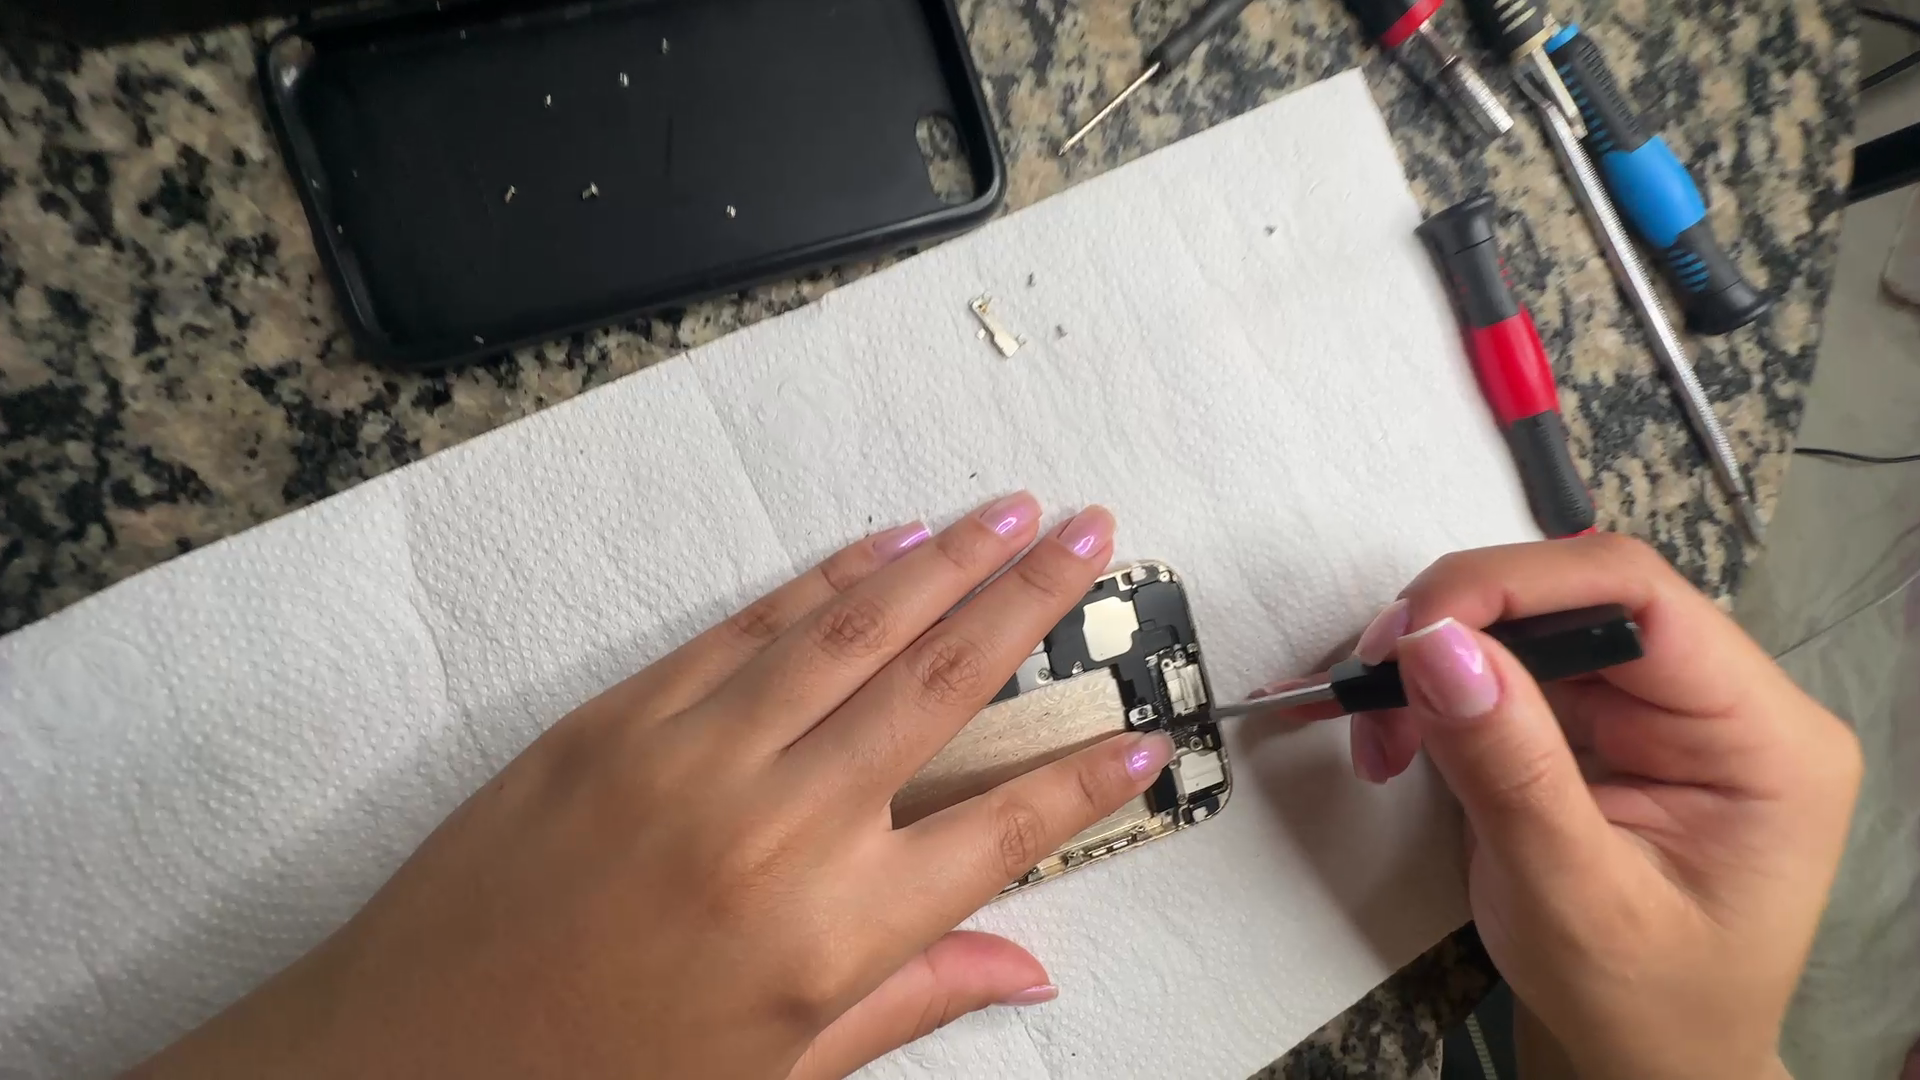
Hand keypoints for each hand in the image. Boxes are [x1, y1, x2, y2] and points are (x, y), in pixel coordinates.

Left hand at [132, 493, 1172, 1079]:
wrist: (386, 1070)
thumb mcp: (775, 1076)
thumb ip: (912, 1000)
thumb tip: (1034, 966)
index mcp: (828, 935)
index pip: (1001, 838)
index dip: (1084, 785)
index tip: (1148, 736)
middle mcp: (781, 824)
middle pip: (940, 684)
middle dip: (1033, 600)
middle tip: (1093, 532)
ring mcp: (699, 751)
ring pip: (856, 629)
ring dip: (948, 562)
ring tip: (1015, 512)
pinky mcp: (629, 710)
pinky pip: (756, 623)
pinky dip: (835, 575)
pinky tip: (893, 538)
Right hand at [1272, 535, 1859, 1079]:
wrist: (1639, 1045)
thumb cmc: (1635, 995)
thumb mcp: (1570, 896)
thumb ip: (1508, 766)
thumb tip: (1431, 643)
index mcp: (1755, 734)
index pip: (1630, 593)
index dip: (1505, 587)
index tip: (1404, 639)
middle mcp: (1702, 694)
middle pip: (1555, 595)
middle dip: (1441, 631)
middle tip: (1366, 694)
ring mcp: (1635, 700)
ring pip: (1501, 623)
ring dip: (1416, 667)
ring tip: (1375, 740)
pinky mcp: (1575, 713)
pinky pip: (1481, 663)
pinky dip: (1414, 688)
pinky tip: (1375, 727)